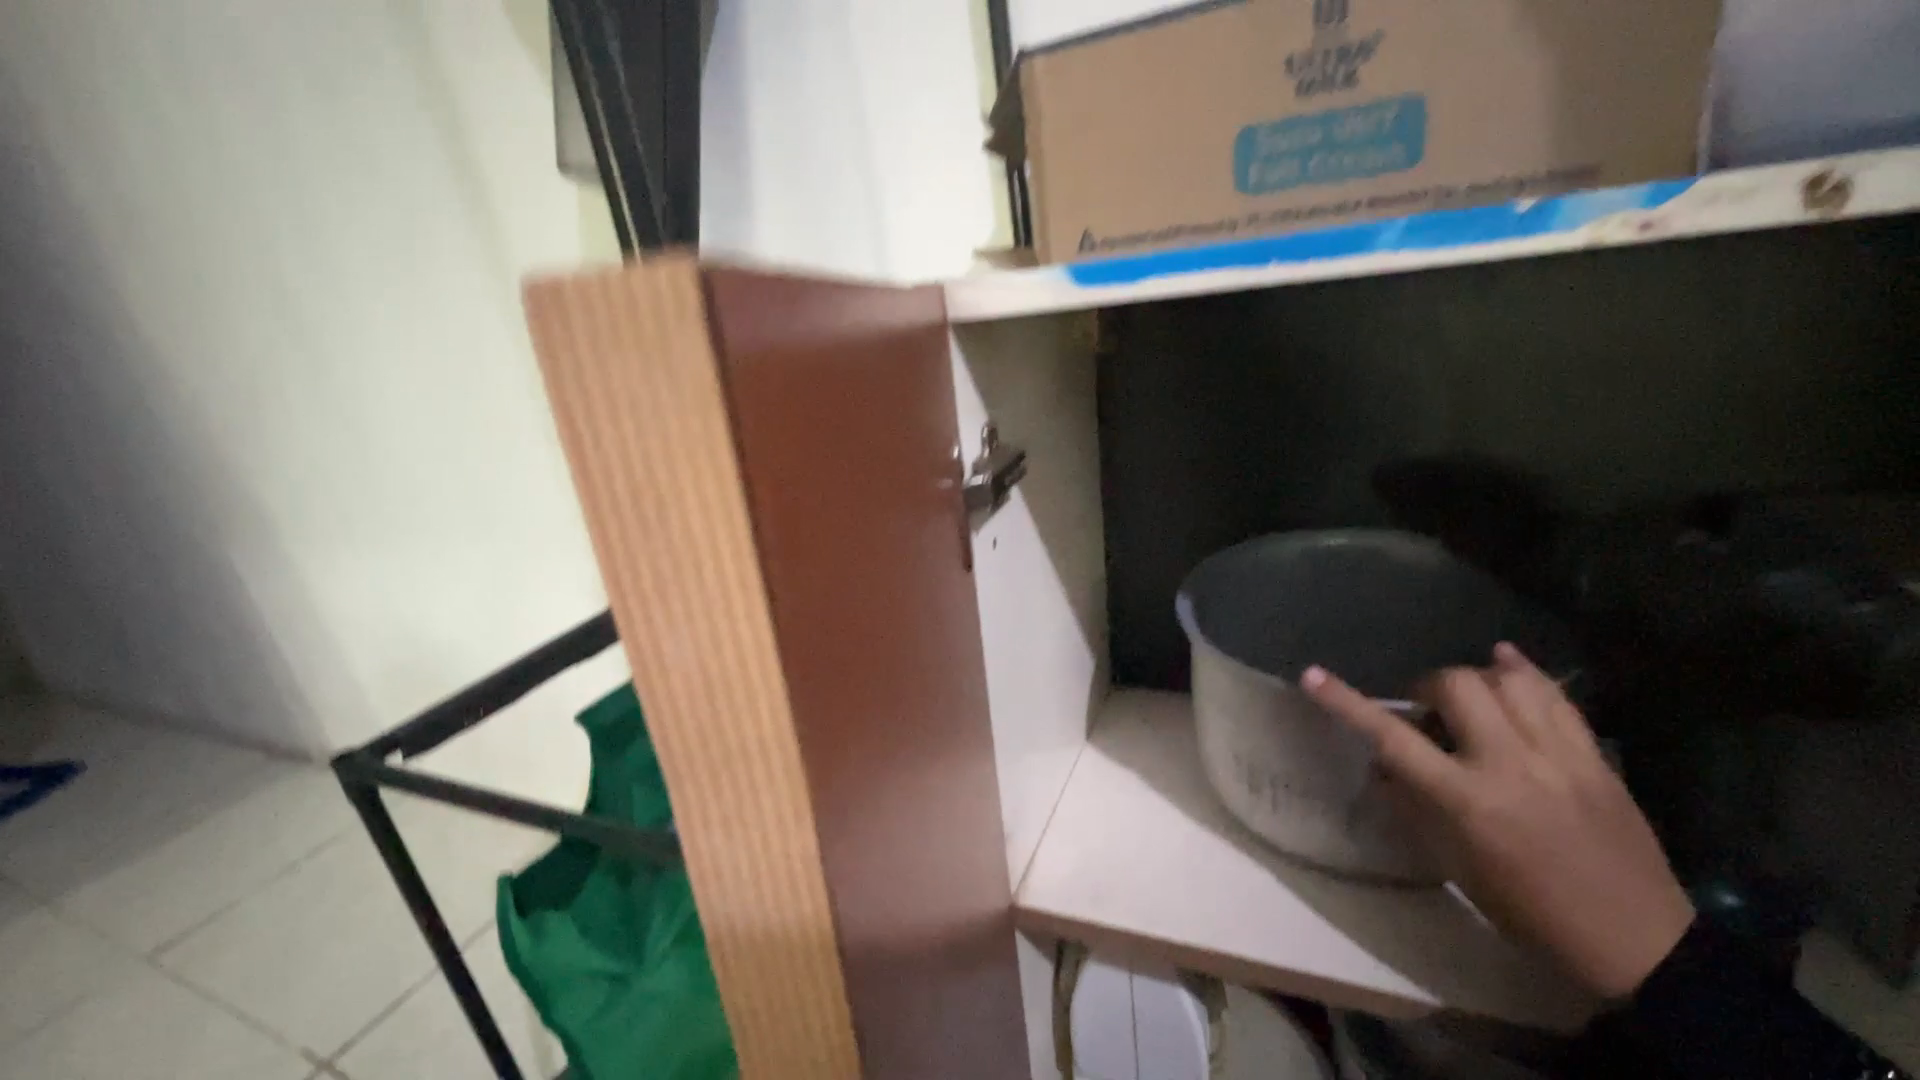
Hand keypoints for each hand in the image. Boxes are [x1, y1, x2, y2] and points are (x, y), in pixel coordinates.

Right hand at [1301, 644, 1695, 999]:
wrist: (1635, 940)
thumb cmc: (1529, 913)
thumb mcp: (1458, 867)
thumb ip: (1418, 808)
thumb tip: (1386, 768)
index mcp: (1468, 801)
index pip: (1394, 739)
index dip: (1348, 703)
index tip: (1313, 675)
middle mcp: (1510, 765)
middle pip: (1457, 685)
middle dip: (1428, 688)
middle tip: (1427, 715)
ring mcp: (1559, 755)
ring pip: (1509, 679)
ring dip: (1476, 679)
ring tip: (1470, 699)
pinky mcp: (1594, 755)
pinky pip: (1556, 694)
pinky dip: (1524, 672)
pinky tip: (1506, 662)